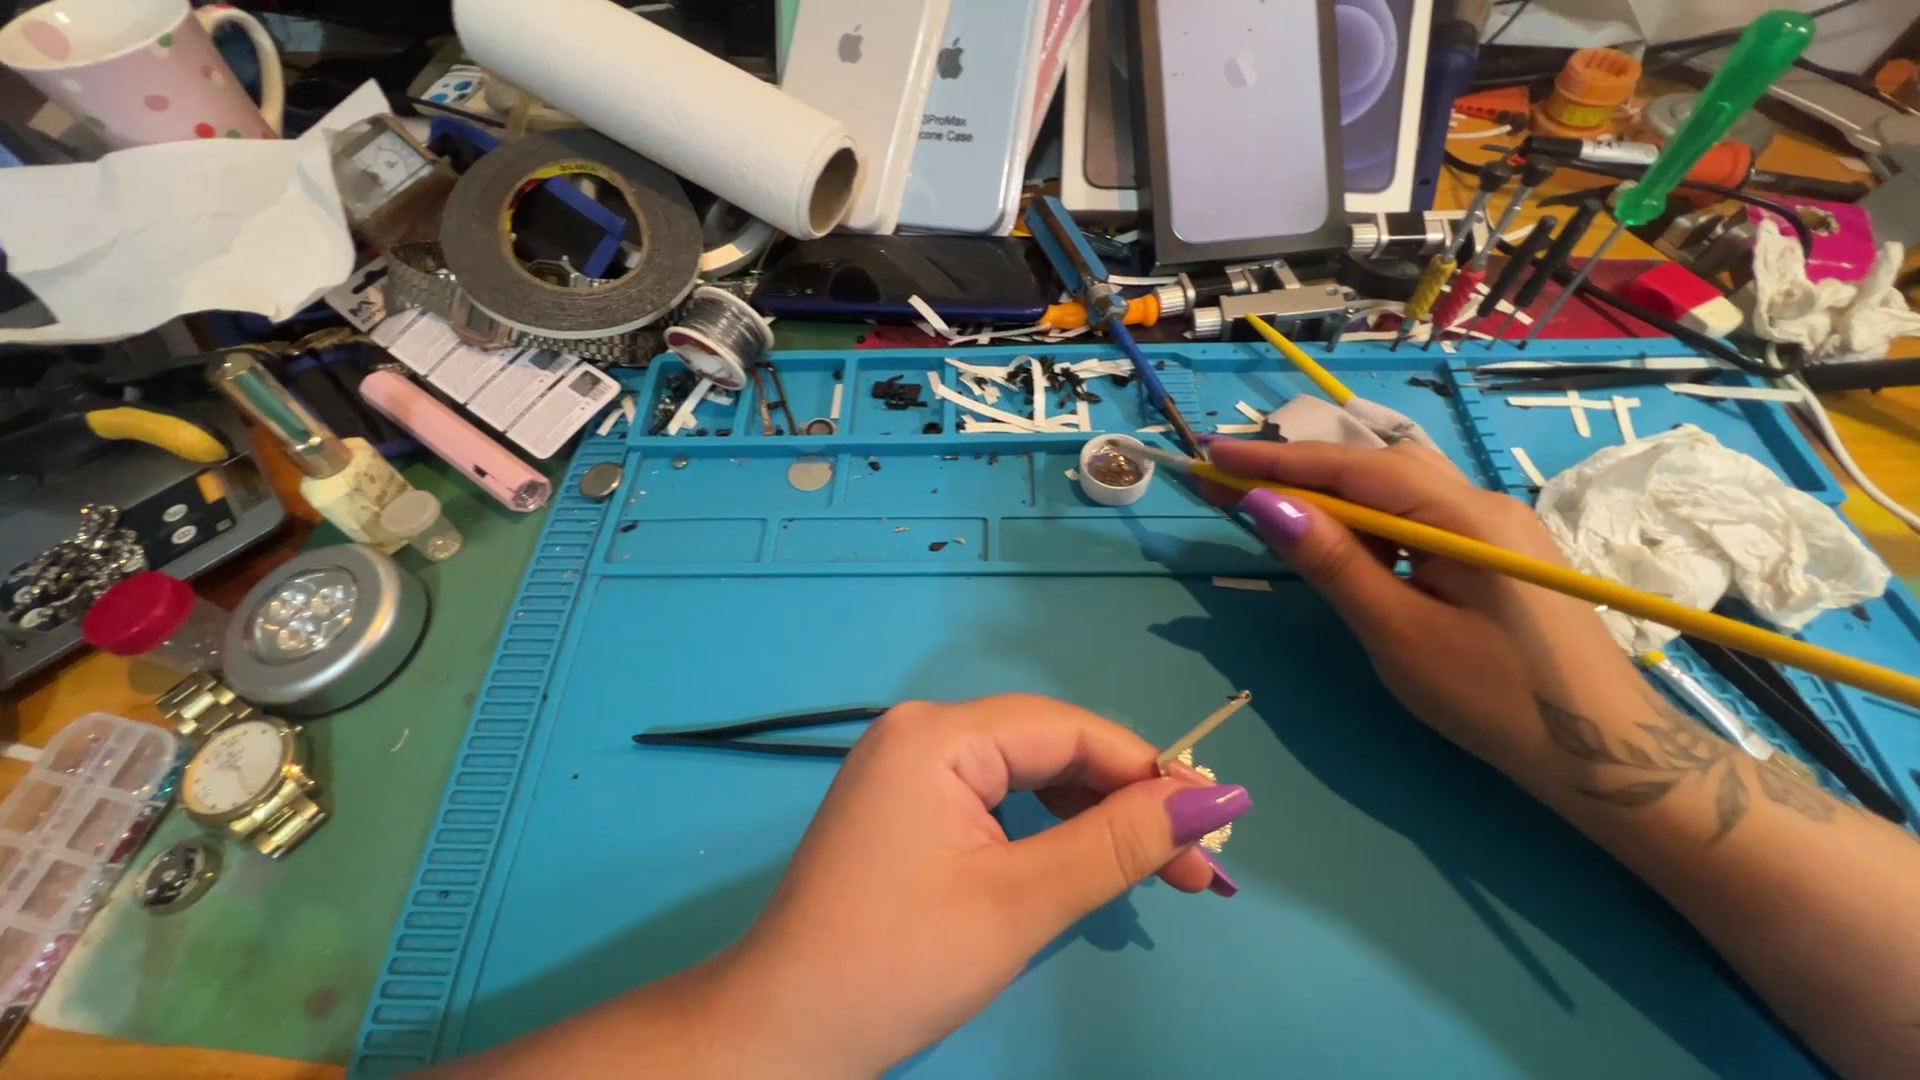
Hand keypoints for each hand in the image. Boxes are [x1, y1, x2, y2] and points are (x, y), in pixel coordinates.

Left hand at [705, 695, 1249, 1076]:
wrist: (784, 1032)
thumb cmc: (899, 963)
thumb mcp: (1021, 901)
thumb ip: (1118, 843)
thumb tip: (1212, 799)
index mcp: (938, 733)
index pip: (1068, 730)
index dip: (1147, 770)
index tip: (1215, 822)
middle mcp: (922, 730)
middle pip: (1049, 747)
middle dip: (1124, 802)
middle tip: (1195, 866)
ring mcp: (909, 766)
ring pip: (1026, 773)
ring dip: (1091, 817)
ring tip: (1156, 870)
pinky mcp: (908, 803)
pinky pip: (994, 796)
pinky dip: (1045, 828)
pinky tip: (1084, 859)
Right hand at [1204, 438, 1646, 772]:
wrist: (1605, 755)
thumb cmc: (1496, 697)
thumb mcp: (1398, 631)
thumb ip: (1332, 561)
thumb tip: (1264, 503)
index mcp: (1462, 515)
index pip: (1349, 468)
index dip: (1273, 459)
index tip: (1210, 455)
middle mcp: (1479, 502)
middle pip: (1370, 467)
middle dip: (1291, 470)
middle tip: (1222, 480)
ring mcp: (1489, 526)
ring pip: (1390, 491)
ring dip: (1323, 495)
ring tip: (1262, 507)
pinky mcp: (1489, 552)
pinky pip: (1411, 519)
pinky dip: (1359, 523)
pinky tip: (1333, 541)